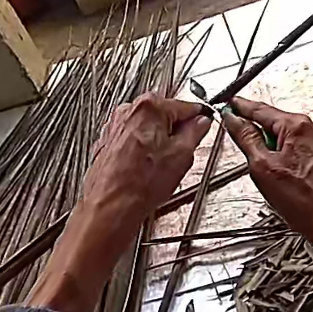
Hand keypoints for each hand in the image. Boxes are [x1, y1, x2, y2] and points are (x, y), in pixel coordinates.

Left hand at [29, 94, 212, 311]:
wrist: (111, 206)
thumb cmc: (139, 184)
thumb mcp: (182, 155)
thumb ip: (195, 132)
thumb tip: (201, 123)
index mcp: (150, 107)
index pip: (185, 105)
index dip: (198, 117)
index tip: (204, 124)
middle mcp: (129, 111)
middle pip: (163, 112)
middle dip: (176, 129)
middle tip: (185, 150)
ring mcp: (115, 125)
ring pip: (147, 126)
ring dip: (158, 139)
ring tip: (164, 164)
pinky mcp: (107, 141)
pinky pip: (133, 138)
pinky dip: (142, 148)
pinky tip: (147, 168)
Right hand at [222, 96, 312, 246]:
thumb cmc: (301, 200)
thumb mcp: (261, 166)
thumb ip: (246, 138)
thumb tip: (234, 120)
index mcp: (297, 127)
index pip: (261, 110)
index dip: (241, 107)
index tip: (230, 104)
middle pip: (277, 122)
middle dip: (260, 132)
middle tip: (246, 146)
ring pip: (289, 136)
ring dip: (276, 146)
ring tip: (272, 171)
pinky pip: (303, 147)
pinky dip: (291, 155)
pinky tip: (288, 174)